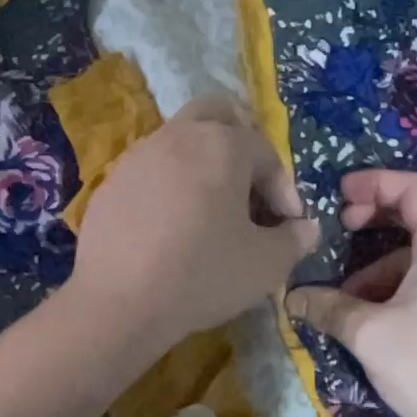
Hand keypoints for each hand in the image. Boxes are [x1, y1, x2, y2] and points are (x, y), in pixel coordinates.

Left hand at [68, 96, 317, 347]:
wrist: (120, 302)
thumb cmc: (203, 275)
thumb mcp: (265, 265)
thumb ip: (294, 240)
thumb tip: (306, 228)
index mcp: (223, 145)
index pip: (266, 152)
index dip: (284, 189)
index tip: (288, 227)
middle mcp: (178, 136)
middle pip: (217, 114)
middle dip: (240, 143)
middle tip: (249, 187)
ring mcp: (137, 157)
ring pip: (179, 143)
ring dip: (202, 168)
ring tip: (210, 214)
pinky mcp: (110, 186)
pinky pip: (149, 174)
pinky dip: (168, 190)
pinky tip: (170, 231)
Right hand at [286, 170, 416, 416]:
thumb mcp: (369, 336)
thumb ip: (329, 309)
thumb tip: (291, 298)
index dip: (377, 183)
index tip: (340, 194)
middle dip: (385, 212)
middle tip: (347, 225)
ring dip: (390, 256)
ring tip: (352, 292)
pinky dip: (408, 278)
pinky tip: (381, 315)